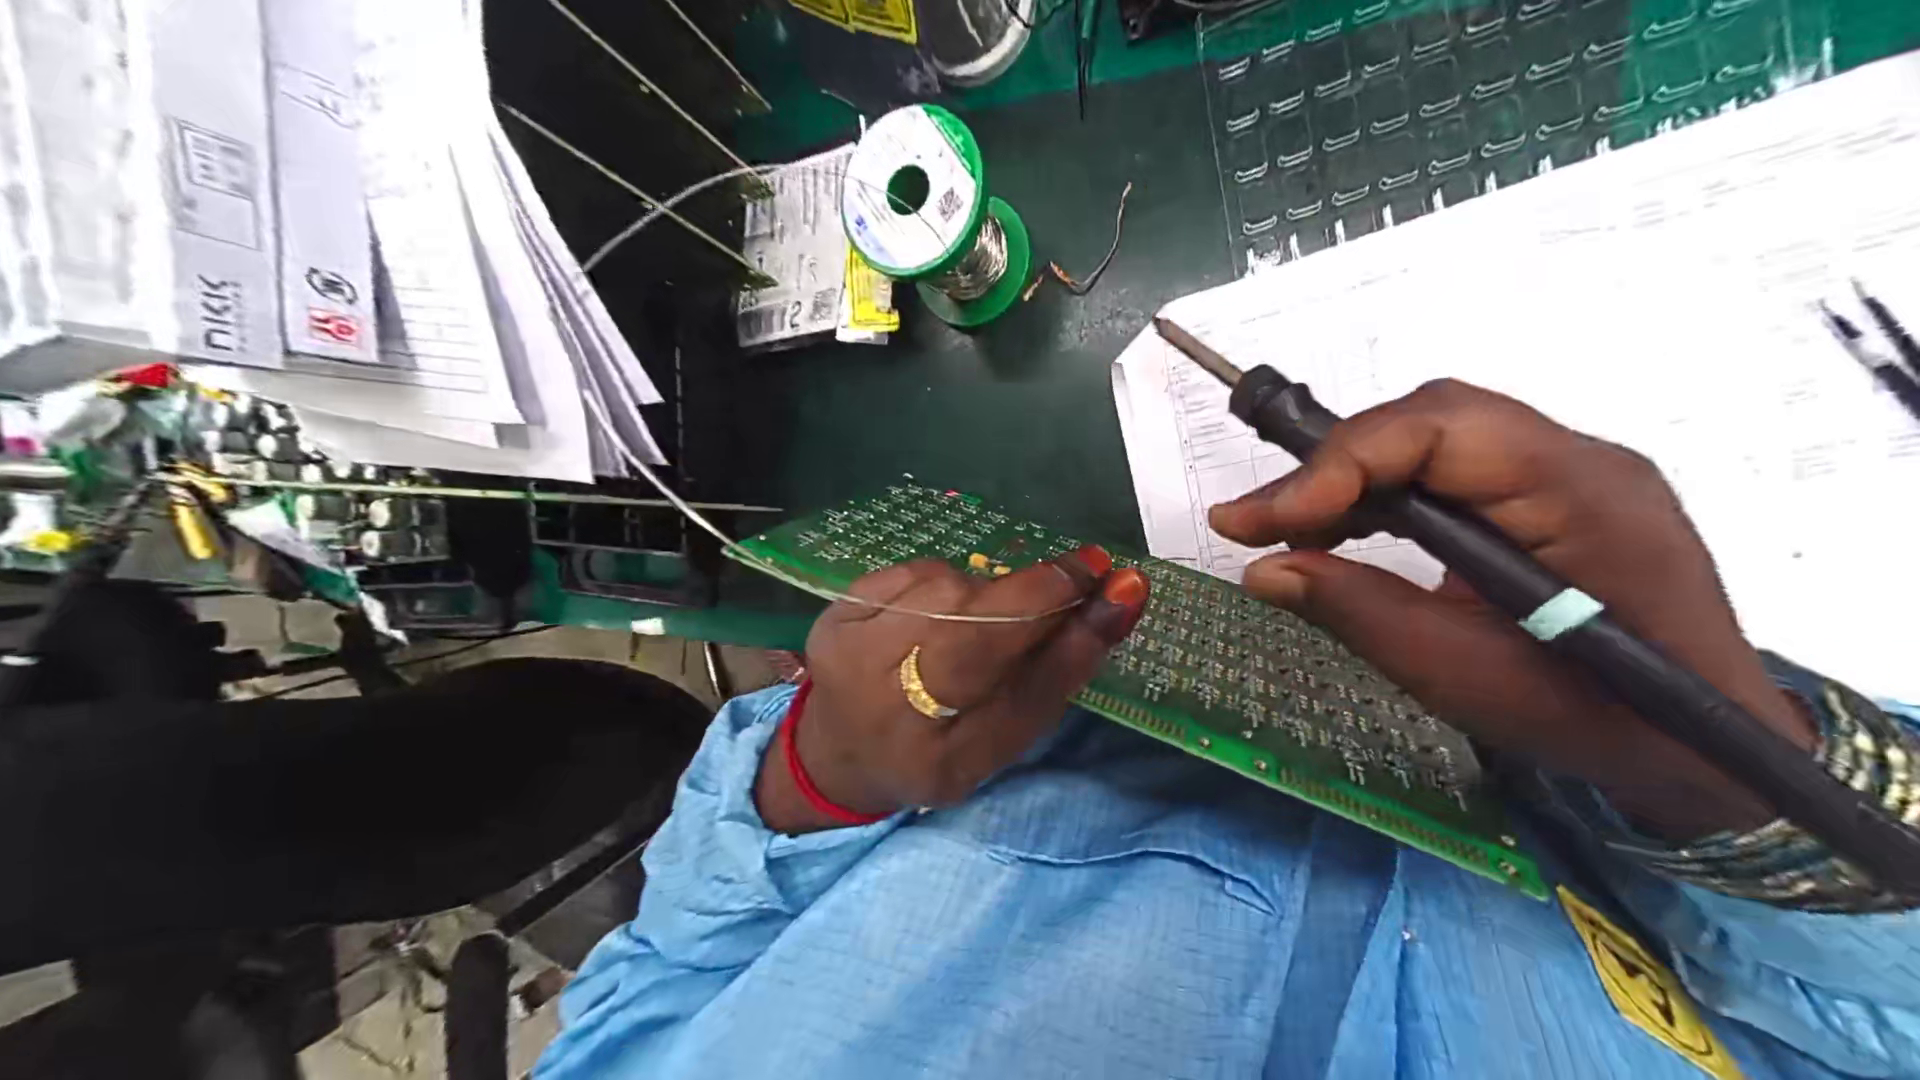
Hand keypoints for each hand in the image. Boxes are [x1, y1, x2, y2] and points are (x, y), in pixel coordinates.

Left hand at [756, 547, 1150, 833]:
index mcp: (928, 731)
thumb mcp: (1007, 736)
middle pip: (973, 606)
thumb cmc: (937, 754)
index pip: (1000, 640)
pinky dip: (941, 587)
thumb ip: (1063, 666)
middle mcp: (879, 676)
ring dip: (978, 597)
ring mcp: (850, 633)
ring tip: (969, 634)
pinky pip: (916, 571)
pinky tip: (929, 620)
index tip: (1102, 571)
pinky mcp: (838, 606)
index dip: (1054, 597)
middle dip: (1024, 598)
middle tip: (1043, 607)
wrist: (841, 752)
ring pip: (947, 582)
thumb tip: (1123, 591)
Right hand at [1209, 380, 1814, 839]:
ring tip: (1273, 529)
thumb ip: (1358, 610)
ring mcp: (1552, 475)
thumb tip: (1262, 570)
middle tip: (1250, 521)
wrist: (1696, 749)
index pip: (1443, 429)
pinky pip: (1431, 474)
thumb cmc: (1591, 716)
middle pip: (1425, 422)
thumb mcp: (1460, 673)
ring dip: (1337, 482)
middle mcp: (1571, 462)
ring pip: (1419, 443)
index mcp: (1581, 495)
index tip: (1267, 521)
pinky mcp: (1528, 498)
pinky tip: (1327, 533)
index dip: (1342, 463)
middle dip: (1325, 469)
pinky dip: (1366, 498)